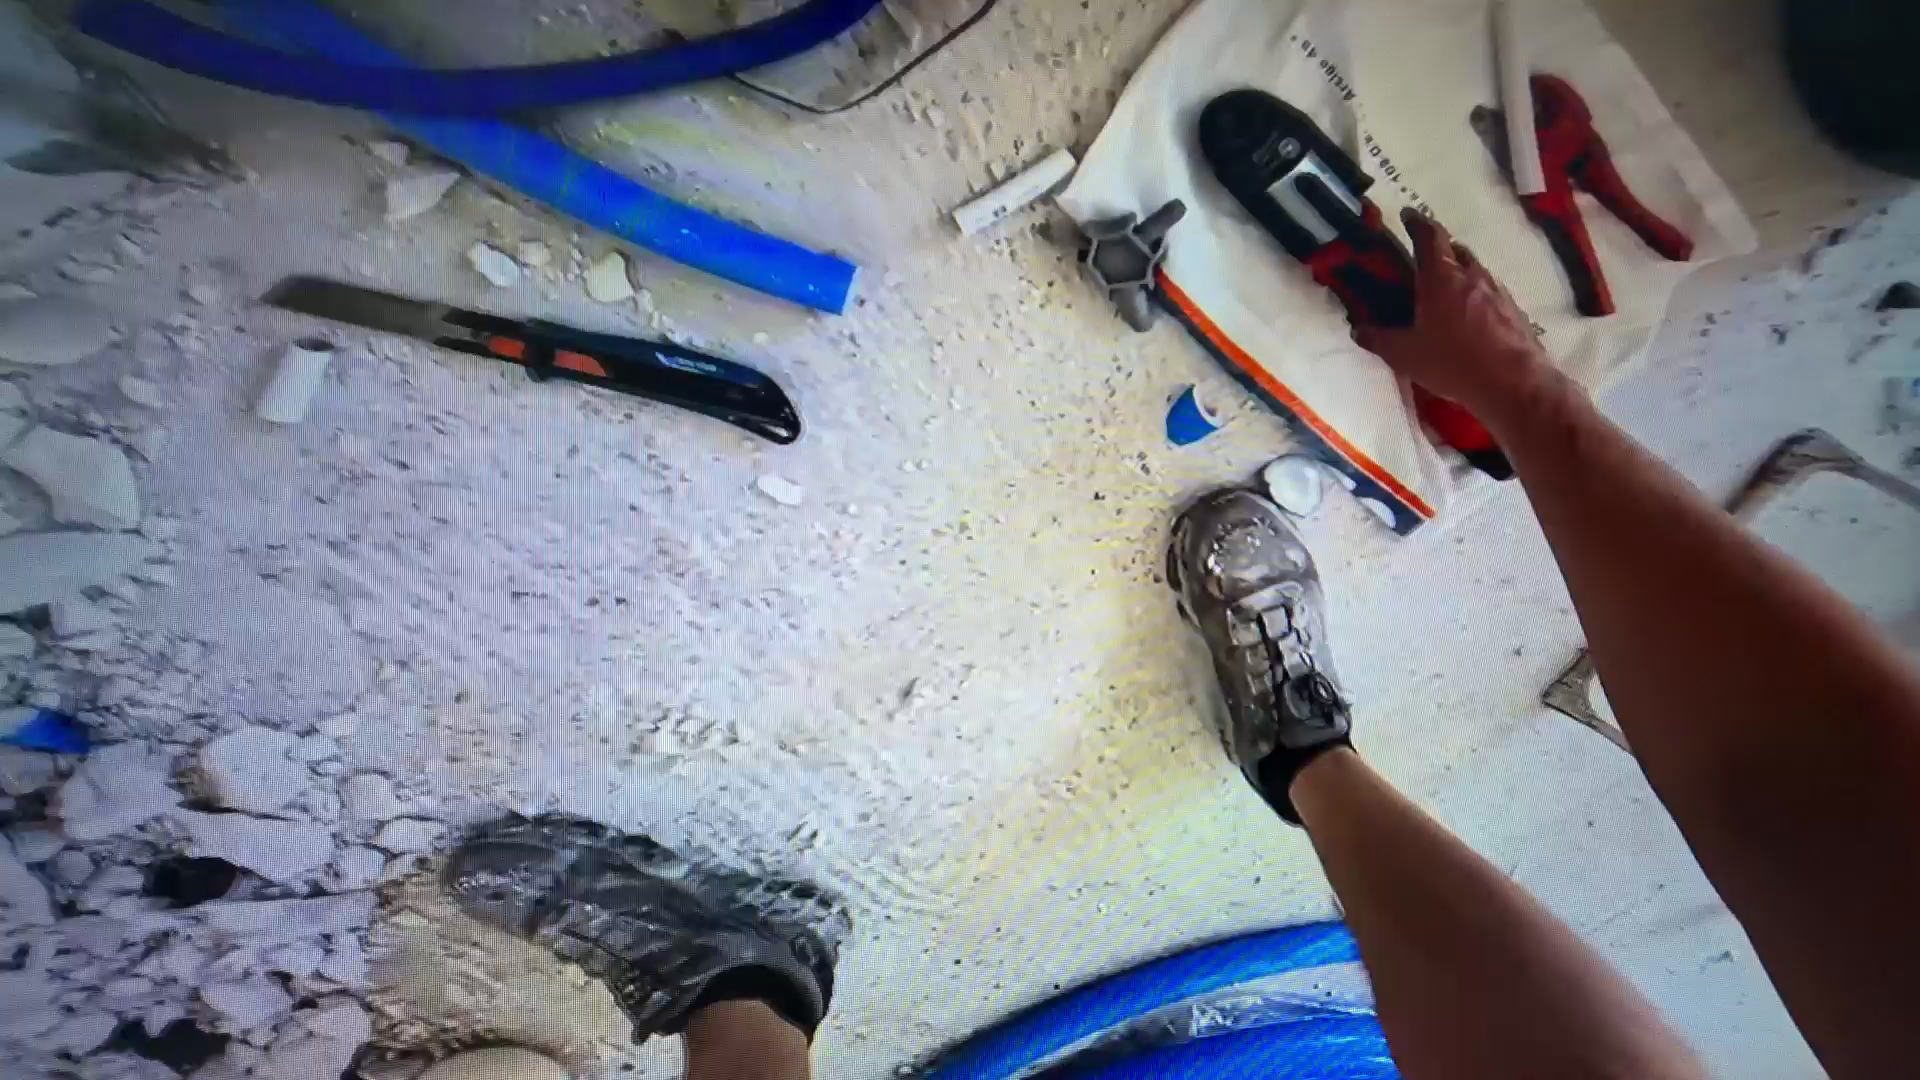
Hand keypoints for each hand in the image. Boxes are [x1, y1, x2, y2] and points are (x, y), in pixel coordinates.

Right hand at [1353, 209, 1561, 423]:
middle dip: (1437, 248)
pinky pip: (1486, 290)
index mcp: (1441, 280)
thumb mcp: (1403, 354)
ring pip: (1473, 269)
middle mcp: (1471, 276)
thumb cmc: (1451, 361)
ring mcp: (1496, 290)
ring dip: (1456, 271)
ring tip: (1440, 289)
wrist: (1511, 381)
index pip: (1430, 238)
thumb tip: (1358, 329)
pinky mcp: (1511, 308)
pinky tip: (1463, 315)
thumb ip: (1378, 338)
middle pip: (1455, 250)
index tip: (1407, 215)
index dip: (1417, 223)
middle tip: (1420, 259)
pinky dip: (1471, 292)